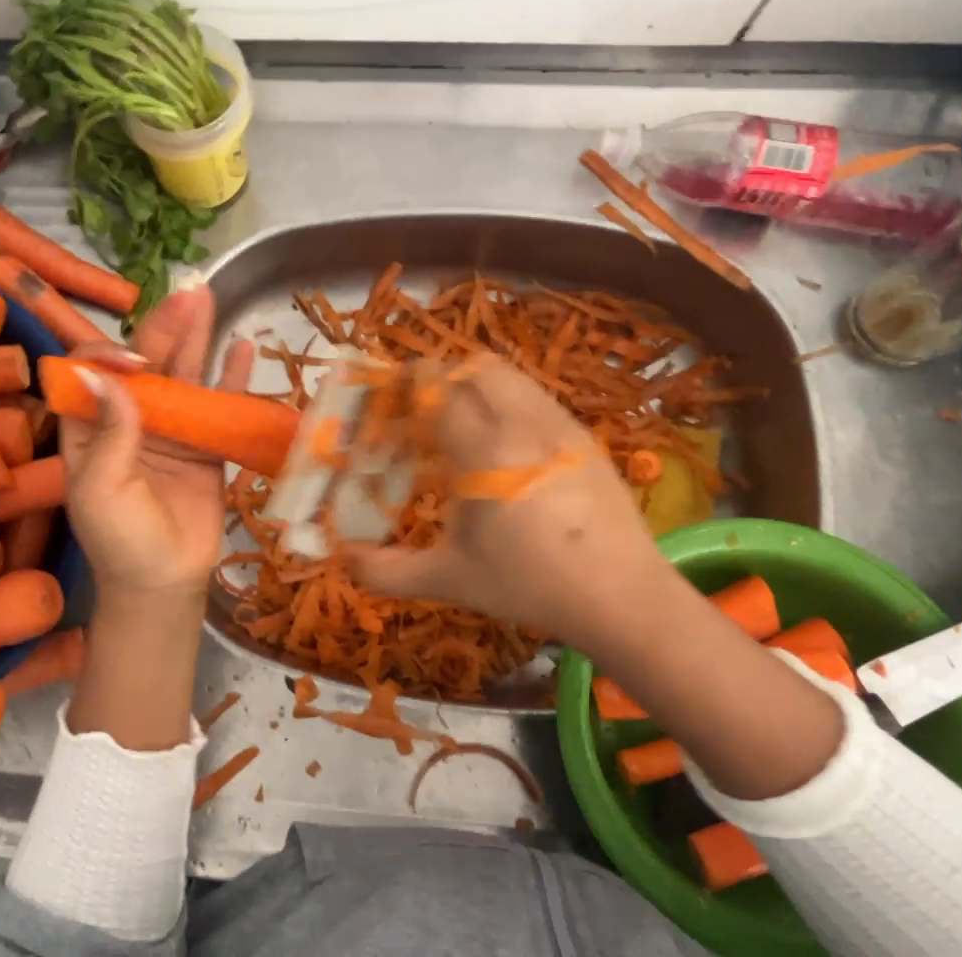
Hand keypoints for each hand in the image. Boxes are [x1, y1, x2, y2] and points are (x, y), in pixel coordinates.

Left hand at [59, 283, 254, 622]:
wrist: (165, 583)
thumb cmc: (121, 540)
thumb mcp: (101, 488)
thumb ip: (110, 431)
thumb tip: (110, 375)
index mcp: (90, 428)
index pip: (95, 375)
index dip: (111, 357)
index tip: (135, 361)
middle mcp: (128, 420)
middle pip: (145, 364)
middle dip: (163, 329)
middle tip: (187, 294)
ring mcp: (169, 430)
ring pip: (183, 376)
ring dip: (195, 338)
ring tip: (208, 299)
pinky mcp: (204, 445)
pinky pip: (218, 405)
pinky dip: (231, 378)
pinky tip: (244, 346)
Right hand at [350, 355, 677, 651]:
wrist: (619, 594)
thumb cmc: (526, 584)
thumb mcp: (449, 579)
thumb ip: (387, 569)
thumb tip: (342, 559)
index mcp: (482, 452)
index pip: (438, 388)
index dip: (408, 382)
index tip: (388, 394)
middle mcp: (523, 424)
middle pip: (475, 367)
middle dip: (442, 376)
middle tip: (421, 407)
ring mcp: (560, 426)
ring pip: (512, 376)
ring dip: (477, 384)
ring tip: (460, 420)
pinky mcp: (585, 438)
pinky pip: (538, 397)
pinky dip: (510, 401)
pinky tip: (505, 444)